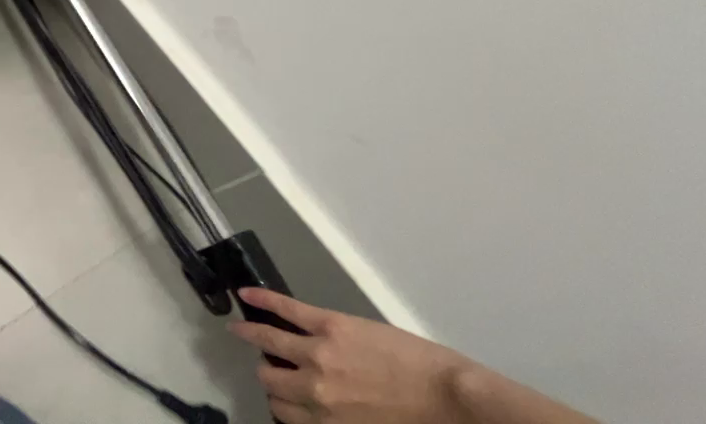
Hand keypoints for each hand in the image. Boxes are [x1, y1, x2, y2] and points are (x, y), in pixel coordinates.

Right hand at [230, 289, 472, 423]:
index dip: (282, 403)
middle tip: (274, 368)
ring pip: (269, 342)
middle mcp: (315, 391)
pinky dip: (264, 300)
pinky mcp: (330, 325)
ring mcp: (319, 353)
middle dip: (270, 375)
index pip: (283, 412)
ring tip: (244, 330)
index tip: (286, 397)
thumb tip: (322, 415)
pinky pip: (287, 309)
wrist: (461, 405)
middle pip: (271, 381)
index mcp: (328, 423)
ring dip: (253, 335)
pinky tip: (246, 293)